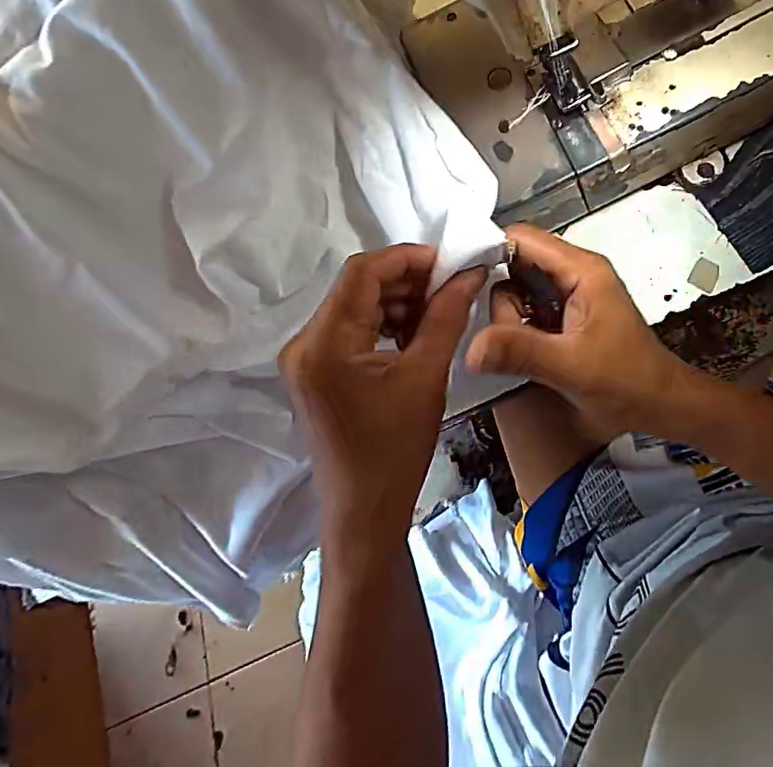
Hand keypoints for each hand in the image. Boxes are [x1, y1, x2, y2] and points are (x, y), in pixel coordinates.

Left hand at [280, 245, 487, 533]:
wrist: (364, 512)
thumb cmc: (396, 451)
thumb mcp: (426, 377)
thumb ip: (446, 317)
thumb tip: (468, 273)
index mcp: (324, 343)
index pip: (361, 274)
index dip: (406, 258)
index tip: (448, 261)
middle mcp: (304, 342)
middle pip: (356, 288)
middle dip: (405, 281)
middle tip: (450, 285)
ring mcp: (304, 357)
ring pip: (354, 307)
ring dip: (396, 302)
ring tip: (439, 309)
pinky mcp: (313, 370)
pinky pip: (350, 330)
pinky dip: (382, 323)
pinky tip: (415, 330)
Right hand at [466, 224, 691, 432]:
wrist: (663, 407)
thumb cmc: (632, 382)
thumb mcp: (572, 367)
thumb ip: (521, 352)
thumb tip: (471, 348)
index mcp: (581, 270)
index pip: (521, 238)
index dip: (489, 252)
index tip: (465, 281)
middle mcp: (573, 274)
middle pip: (513, 264)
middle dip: (502, 300)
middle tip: (513, 334)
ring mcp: (567, 294)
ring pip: (515, 290)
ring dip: (509, 319)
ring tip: (529, 349)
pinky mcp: (562, 315)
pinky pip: (524, 310)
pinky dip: (517, 328)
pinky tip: (528, 352)